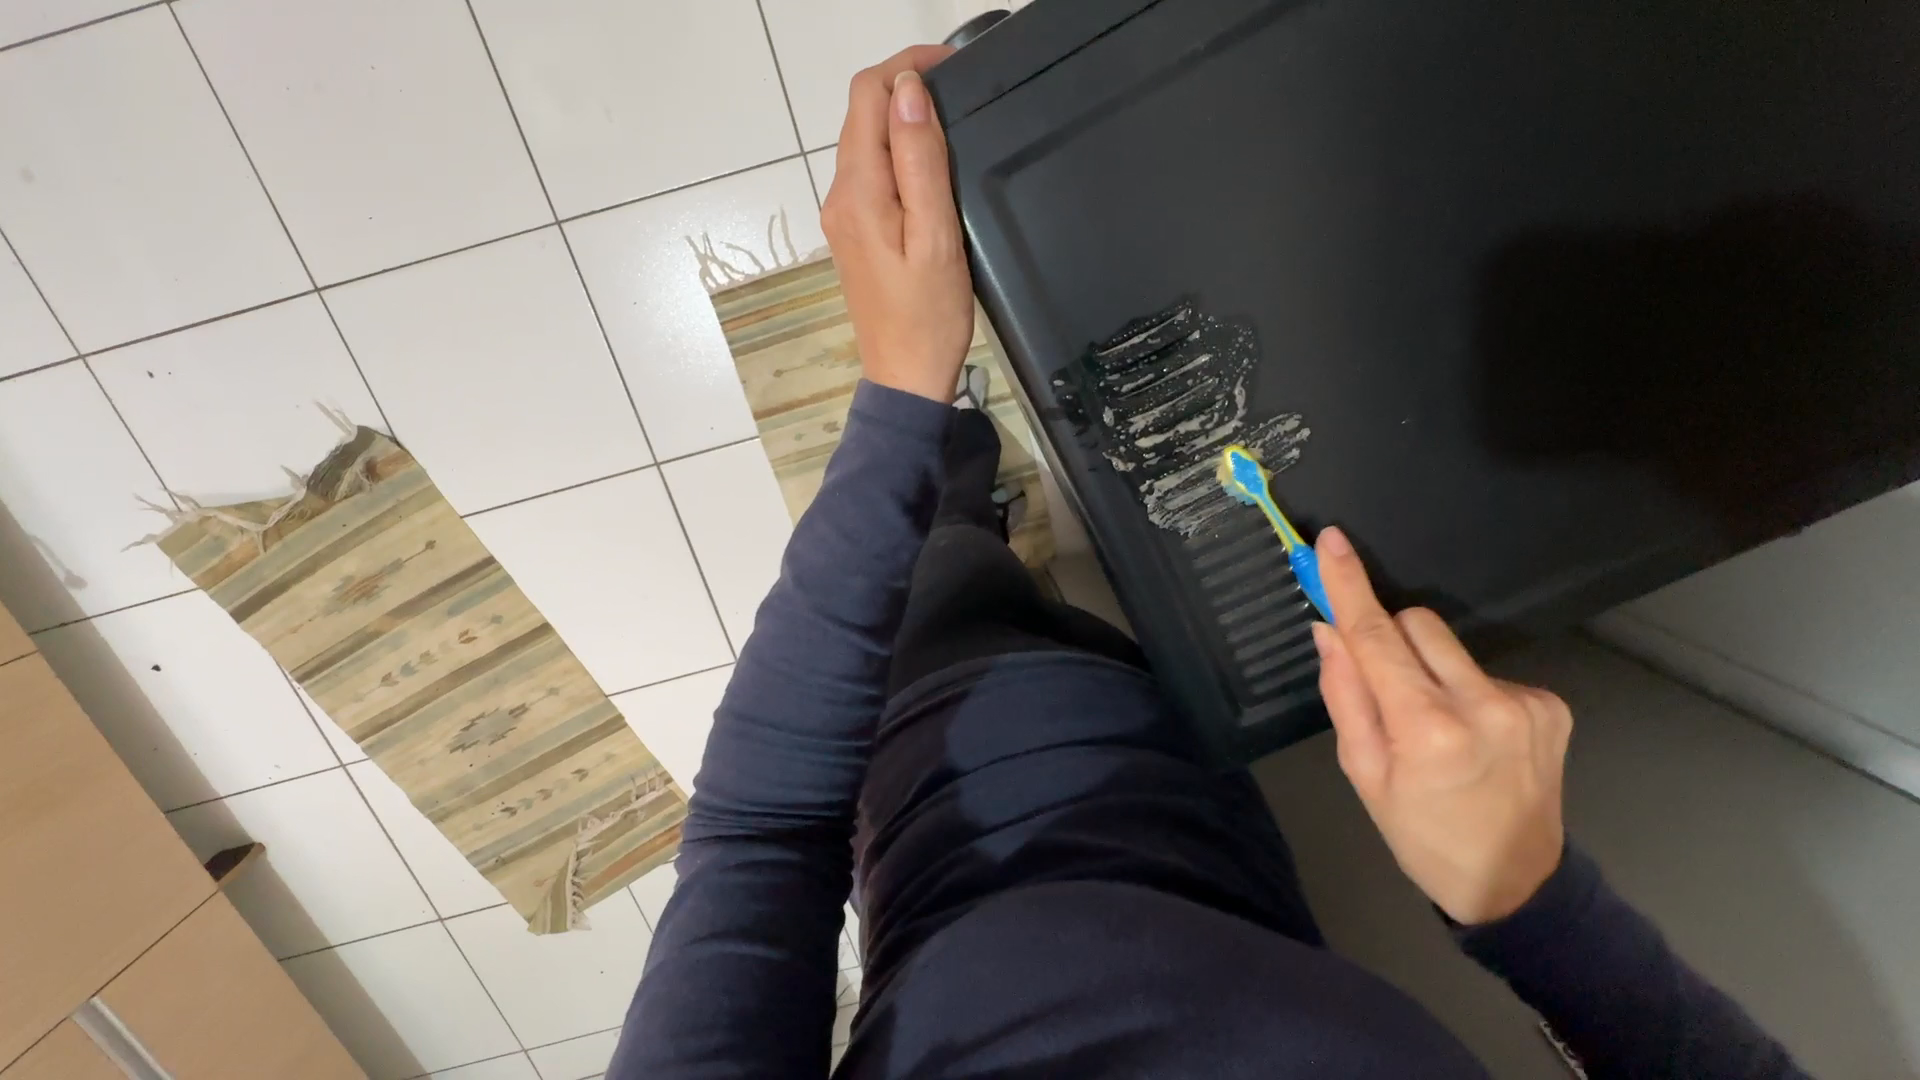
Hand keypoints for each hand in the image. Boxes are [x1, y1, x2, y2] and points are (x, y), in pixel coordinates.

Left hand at [821, 45, 975, 402]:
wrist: (906, 378)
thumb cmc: (930, 316)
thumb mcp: (936, 237)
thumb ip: (919, 163)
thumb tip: (908, 94)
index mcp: (858, 193)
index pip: (868, 97)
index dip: (906, 69)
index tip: (952, 68)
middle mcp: (840, 197)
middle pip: (862, 117)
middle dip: (905, 91)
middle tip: (960, 96)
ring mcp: (843, 219)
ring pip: (866, 145)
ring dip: (902, 125)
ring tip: (951, 131)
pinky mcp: (855, 237)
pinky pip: (871, 177)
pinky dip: (897, 157)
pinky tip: (929, 172)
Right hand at [1309, 526, 1572, 924]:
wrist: (1514, 882)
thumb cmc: (1419, 832)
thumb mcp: (1363, 771)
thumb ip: (1345, 693)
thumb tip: (1329, 632)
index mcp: (1428, 727)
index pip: (1376, 638)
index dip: (1348, 587)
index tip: (1330, 542)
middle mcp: (1484, 703)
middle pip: (1416, 623)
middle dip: (1388, 637)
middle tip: (1378, 680)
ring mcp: (1526, 701)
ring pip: (1448, 643)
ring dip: (1425, 665)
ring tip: (1431, 720)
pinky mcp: (1550, 704)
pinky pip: (1481, 668)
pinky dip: (1461, 686)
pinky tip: (1469, 731)